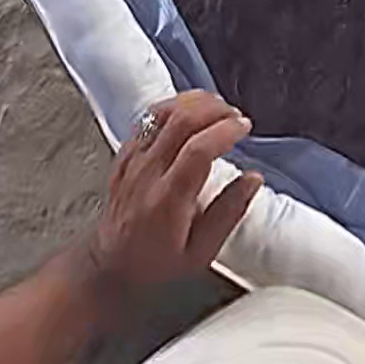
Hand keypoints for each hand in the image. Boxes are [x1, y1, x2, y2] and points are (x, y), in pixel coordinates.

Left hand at [78, 91, 262, 304]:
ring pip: (163, 112)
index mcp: (168, 200)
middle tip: (236, 115)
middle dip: (214, 109)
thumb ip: (229, 213)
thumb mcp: (201, 252)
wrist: (111, 262)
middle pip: (180, 121)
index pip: (197, 150)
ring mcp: (132, 158)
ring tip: (219, 106)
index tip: (245, 126)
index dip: (225, 131)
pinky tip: (191, 107)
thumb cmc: (158, 261)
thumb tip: (253, 178)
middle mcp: (147, 172)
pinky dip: (174, 104)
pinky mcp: (126, 150)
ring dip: (195, 101)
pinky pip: (149, 116)